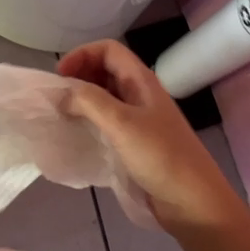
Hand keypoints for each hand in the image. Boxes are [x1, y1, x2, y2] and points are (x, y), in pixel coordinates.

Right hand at [56, 40, 244, 232]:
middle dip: (80, 76)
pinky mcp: (137, 143)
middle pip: (106, 70)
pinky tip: (78, 136)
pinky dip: (90, 122)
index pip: (108, 50)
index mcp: (141, 79)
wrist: (192, 200)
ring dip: (84, 100)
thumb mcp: (121, 124)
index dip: (82, 55)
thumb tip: (62, 93)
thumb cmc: (159, 155)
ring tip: (62, 116)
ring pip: (106, 97)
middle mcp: (140, 93)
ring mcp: (140, 119)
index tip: (60, 76)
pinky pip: (108, 122)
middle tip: (57, 97)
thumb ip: (90, 102)